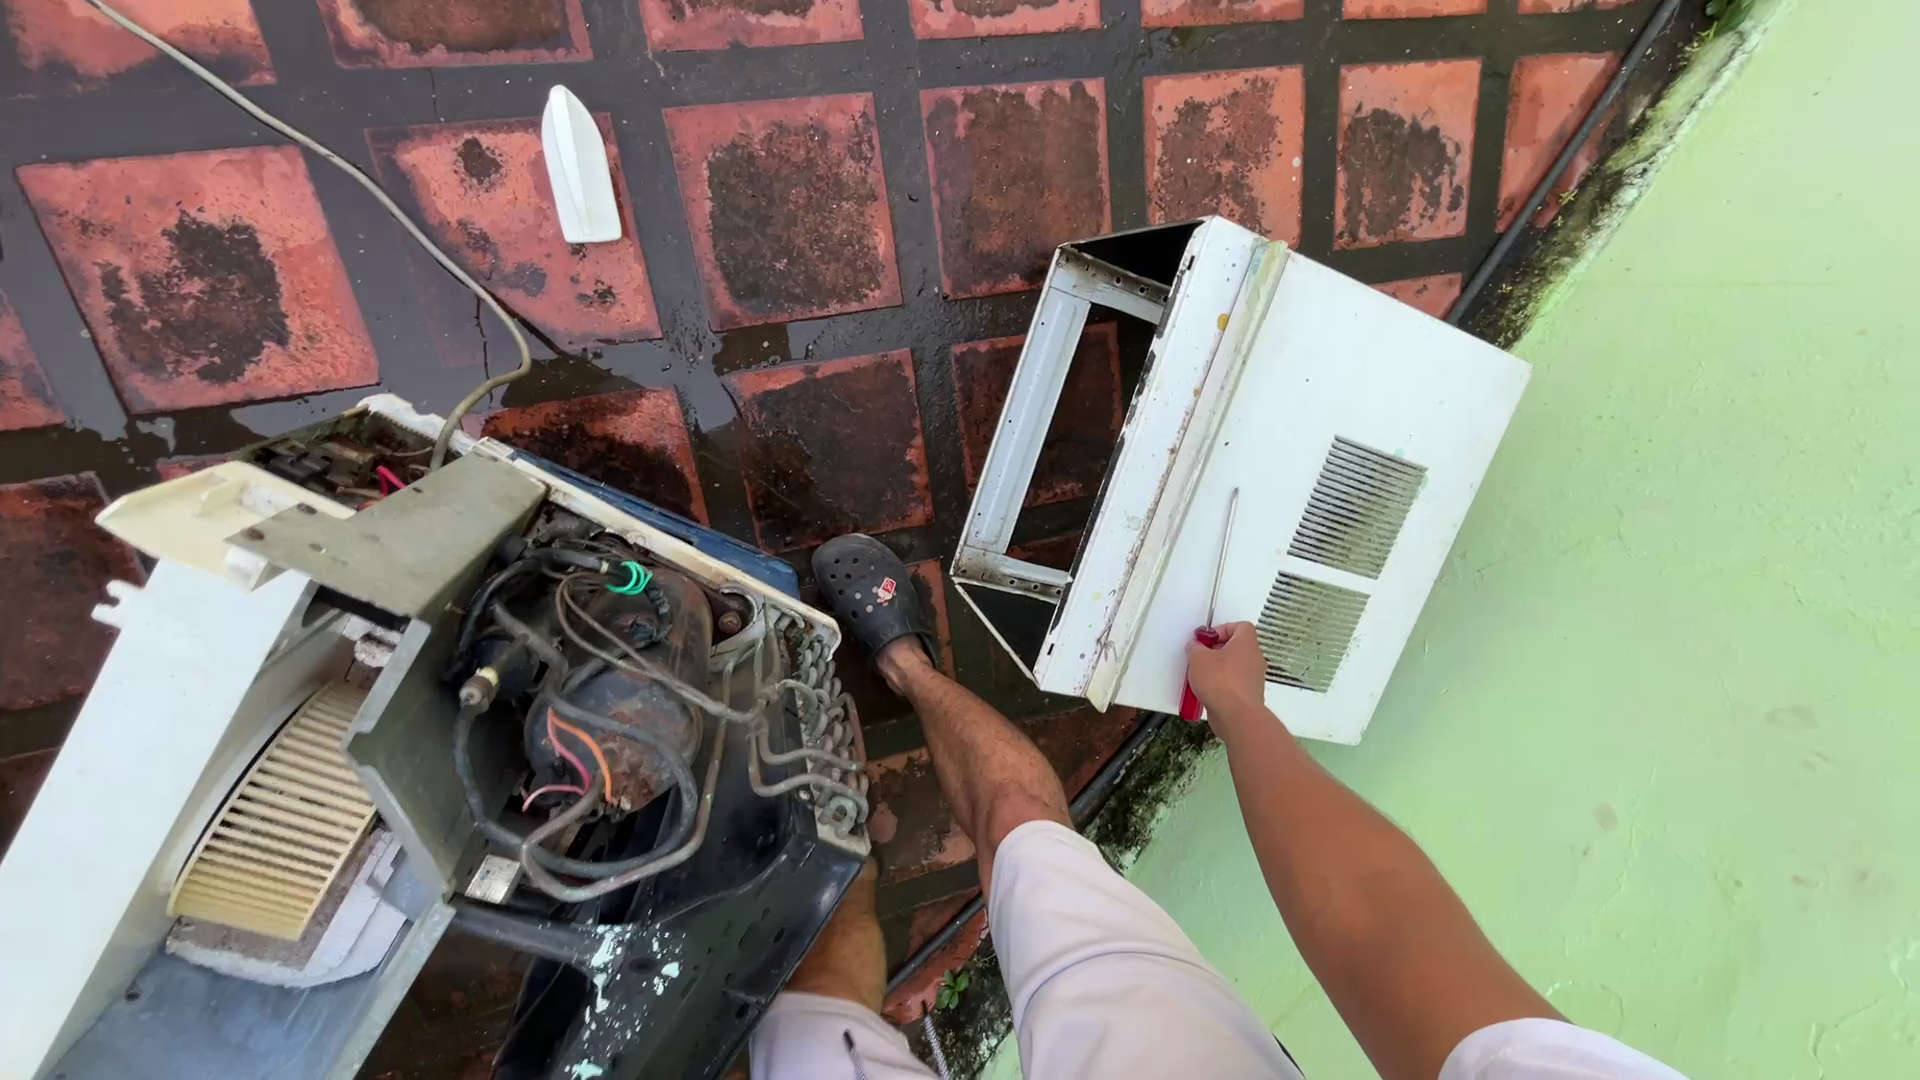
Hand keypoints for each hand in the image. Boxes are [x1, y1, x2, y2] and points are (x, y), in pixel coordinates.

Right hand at [1185, 622, 1267, 736]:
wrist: (1236, 715)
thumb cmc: (1219, 680)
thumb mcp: (1197, 657)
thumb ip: (1195, 647)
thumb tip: (1195, 647)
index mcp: (1246, 643)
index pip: (1241, 626)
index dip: (1222, 628)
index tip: (1207, 639)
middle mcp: (1254, 658)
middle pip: (1236, 646)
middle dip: (1216, 650)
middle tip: (1200, 656)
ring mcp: (1253, 678)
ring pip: (1234, 666)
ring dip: (1217, 668)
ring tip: (1200, 675)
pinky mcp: (1248, 695)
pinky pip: (1234, 683)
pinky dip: (1221, 684)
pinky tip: (1206, 690)